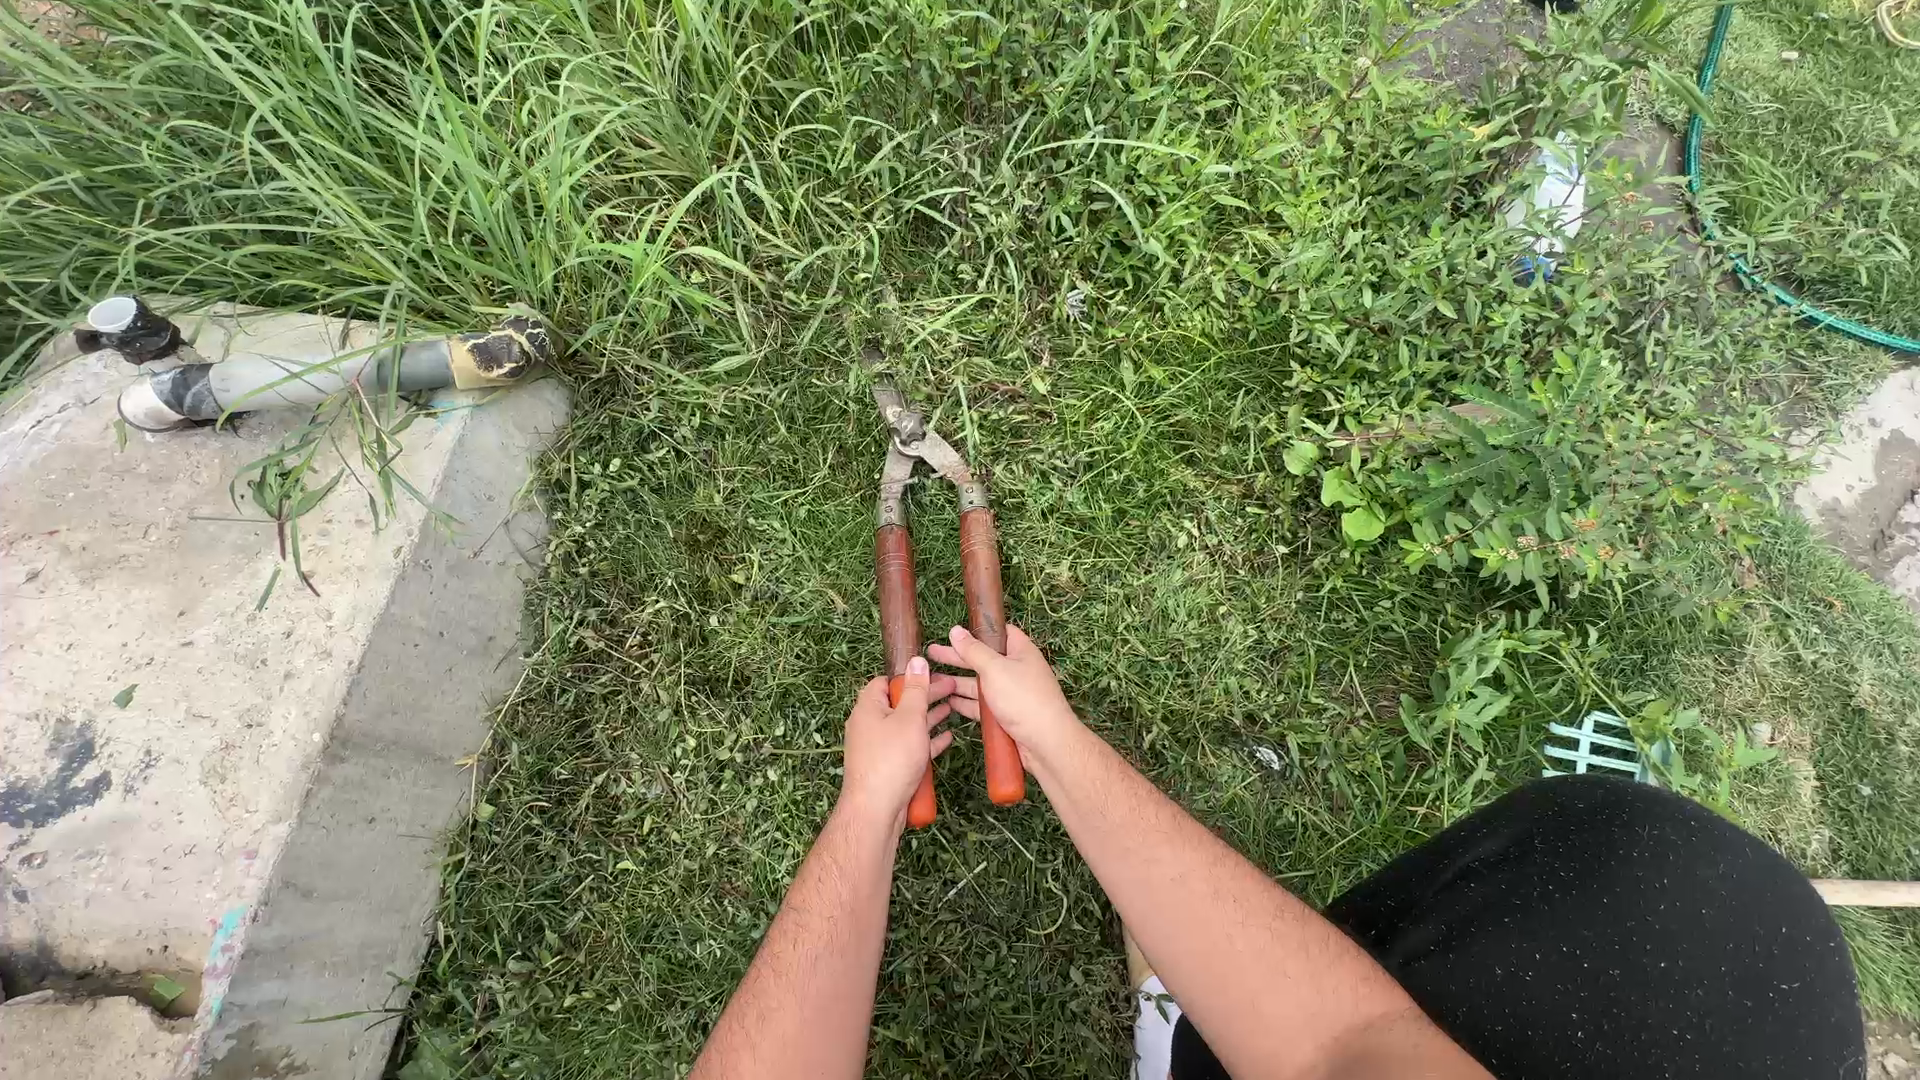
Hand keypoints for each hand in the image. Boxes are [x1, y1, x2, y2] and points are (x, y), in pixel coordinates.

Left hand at [839, 656, 955, 827]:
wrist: (876, 810)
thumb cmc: (891, 760)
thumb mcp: (909, 718)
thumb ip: (916, 689)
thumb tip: (917, 660)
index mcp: (868, 708)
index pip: (885, 681)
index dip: (908, 676)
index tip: (931, 674)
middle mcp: (869, 725)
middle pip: (899, 703)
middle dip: (925, 696)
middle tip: (951, 688)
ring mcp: (877, 748)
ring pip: (906, 726)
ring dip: (928, 718)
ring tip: (952, 709)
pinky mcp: (887, 767)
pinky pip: (909, 748)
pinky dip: (926, 742)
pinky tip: (946, 738)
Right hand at [928, 624, 1083, 770]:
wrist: (1045, 742)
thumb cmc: (1023, 698)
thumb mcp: (995, 669)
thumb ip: (973, 650)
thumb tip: (956, 631)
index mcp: (1020, 651)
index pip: (999, 632)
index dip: (978, 630)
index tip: (954, 631)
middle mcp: (1016, 669)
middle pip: (982, 658)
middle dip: (958, 657)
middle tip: (932, 653)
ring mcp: (1010, 693)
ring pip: (980, 683)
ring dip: (958, 682)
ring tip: (932, 680)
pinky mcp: (1005, 714)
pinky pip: (982, 705)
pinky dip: (966, 702)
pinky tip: (948, 702)